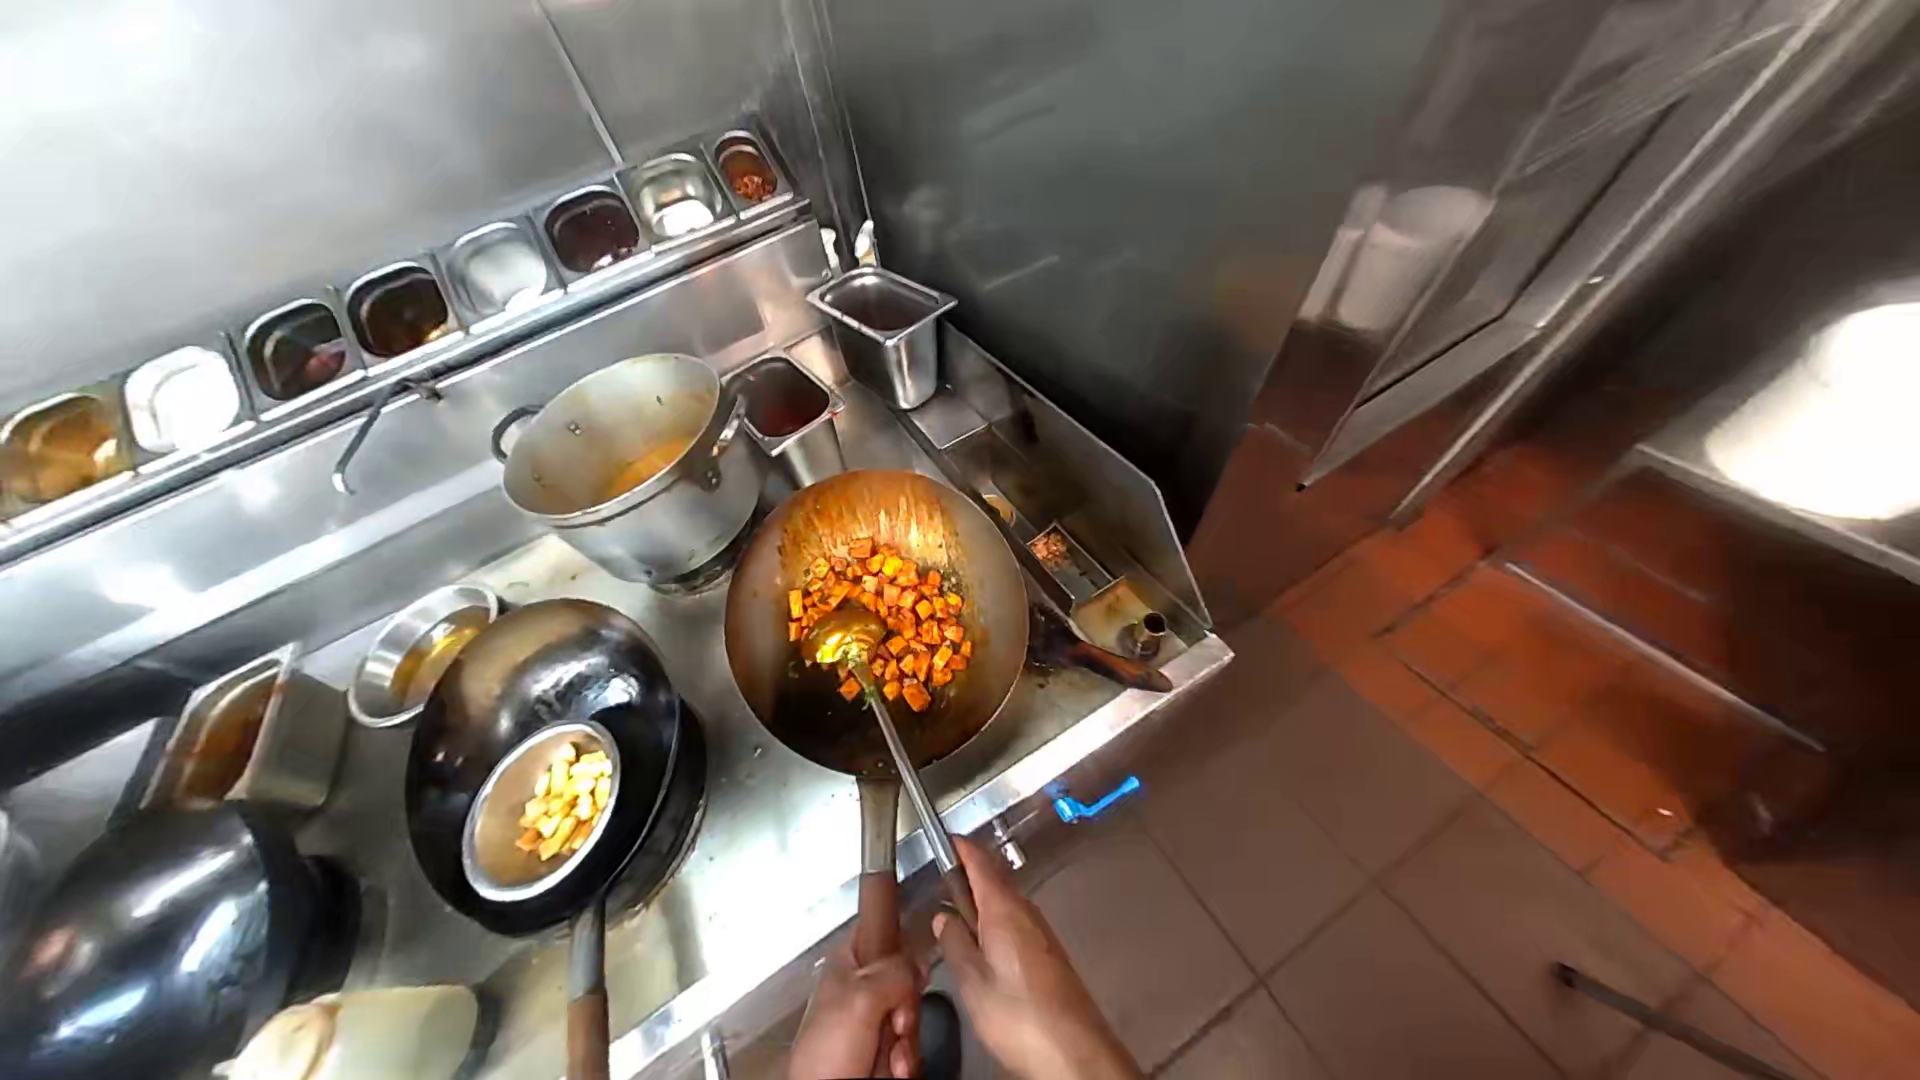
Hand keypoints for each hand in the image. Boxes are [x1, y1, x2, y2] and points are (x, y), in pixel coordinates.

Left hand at [787, 937, 921, 1078]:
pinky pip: (908, 1043)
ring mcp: (871, 1021)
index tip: (911, 968)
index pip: (880, 928)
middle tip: (897, 1023)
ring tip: (894, 1058)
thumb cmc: (831, 1047)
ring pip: (910, 1011)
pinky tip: (896, 1070)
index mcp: (848, 961)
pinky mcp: (880, 1051)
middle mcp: (861, 986)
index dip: (901, 943)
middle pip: (904, 975)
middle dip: (908, 1004)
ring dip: (908, 1037)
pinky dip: (906, 1059)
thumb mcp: (863, 997)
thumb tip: (920, 962)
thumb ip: (896, 970)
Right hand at [933, 838, 1141, 1079]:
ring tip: (956, 913)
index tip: (945, 839)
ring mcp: (1039, 930)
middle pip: (994, 878)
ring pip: (1004, 902)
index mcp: (1003, 907)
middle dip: (969, 874)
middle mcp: (1025, 910)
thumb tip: (943, 918)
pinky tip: (984, 946)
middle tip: (942, 878)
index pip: (980, 861)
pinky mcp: (1047, 952)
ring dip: (981, 901)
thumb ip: (954, 943)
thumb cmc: (1021, 1015)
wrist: (1076, 1052)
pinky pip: (1015, 922)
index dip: (961, 847)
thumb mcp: (972, 982)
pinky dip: (994, 922)